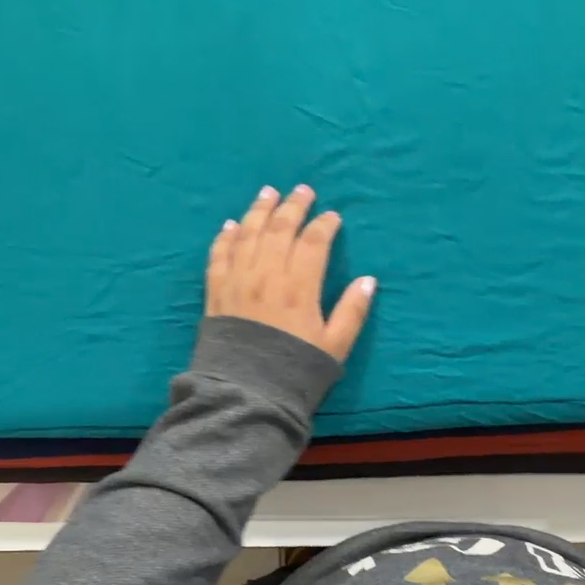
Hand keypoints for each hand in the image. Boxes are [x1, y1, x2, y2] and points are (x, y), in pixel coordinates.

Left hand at [206, 185, 375, 361]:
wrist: (246, 394)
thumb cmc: (295, 372)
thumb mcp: (335, 346)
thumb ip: (352, 311)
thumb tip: (368, 280)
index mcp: (299, 287)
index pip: (313, 242)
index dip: (324, 225)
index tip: (332, 216)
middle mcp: (266, 276)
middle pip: (279, 229)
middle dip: (293, 206)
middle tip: (303, 191)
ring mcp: (237, 281)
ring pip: (248, 234)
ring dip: (259, 211)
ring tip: (268, 193)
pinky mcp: (216, 292)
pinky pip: (219, 255)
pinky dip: (226, 237)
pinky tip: (232, 225)